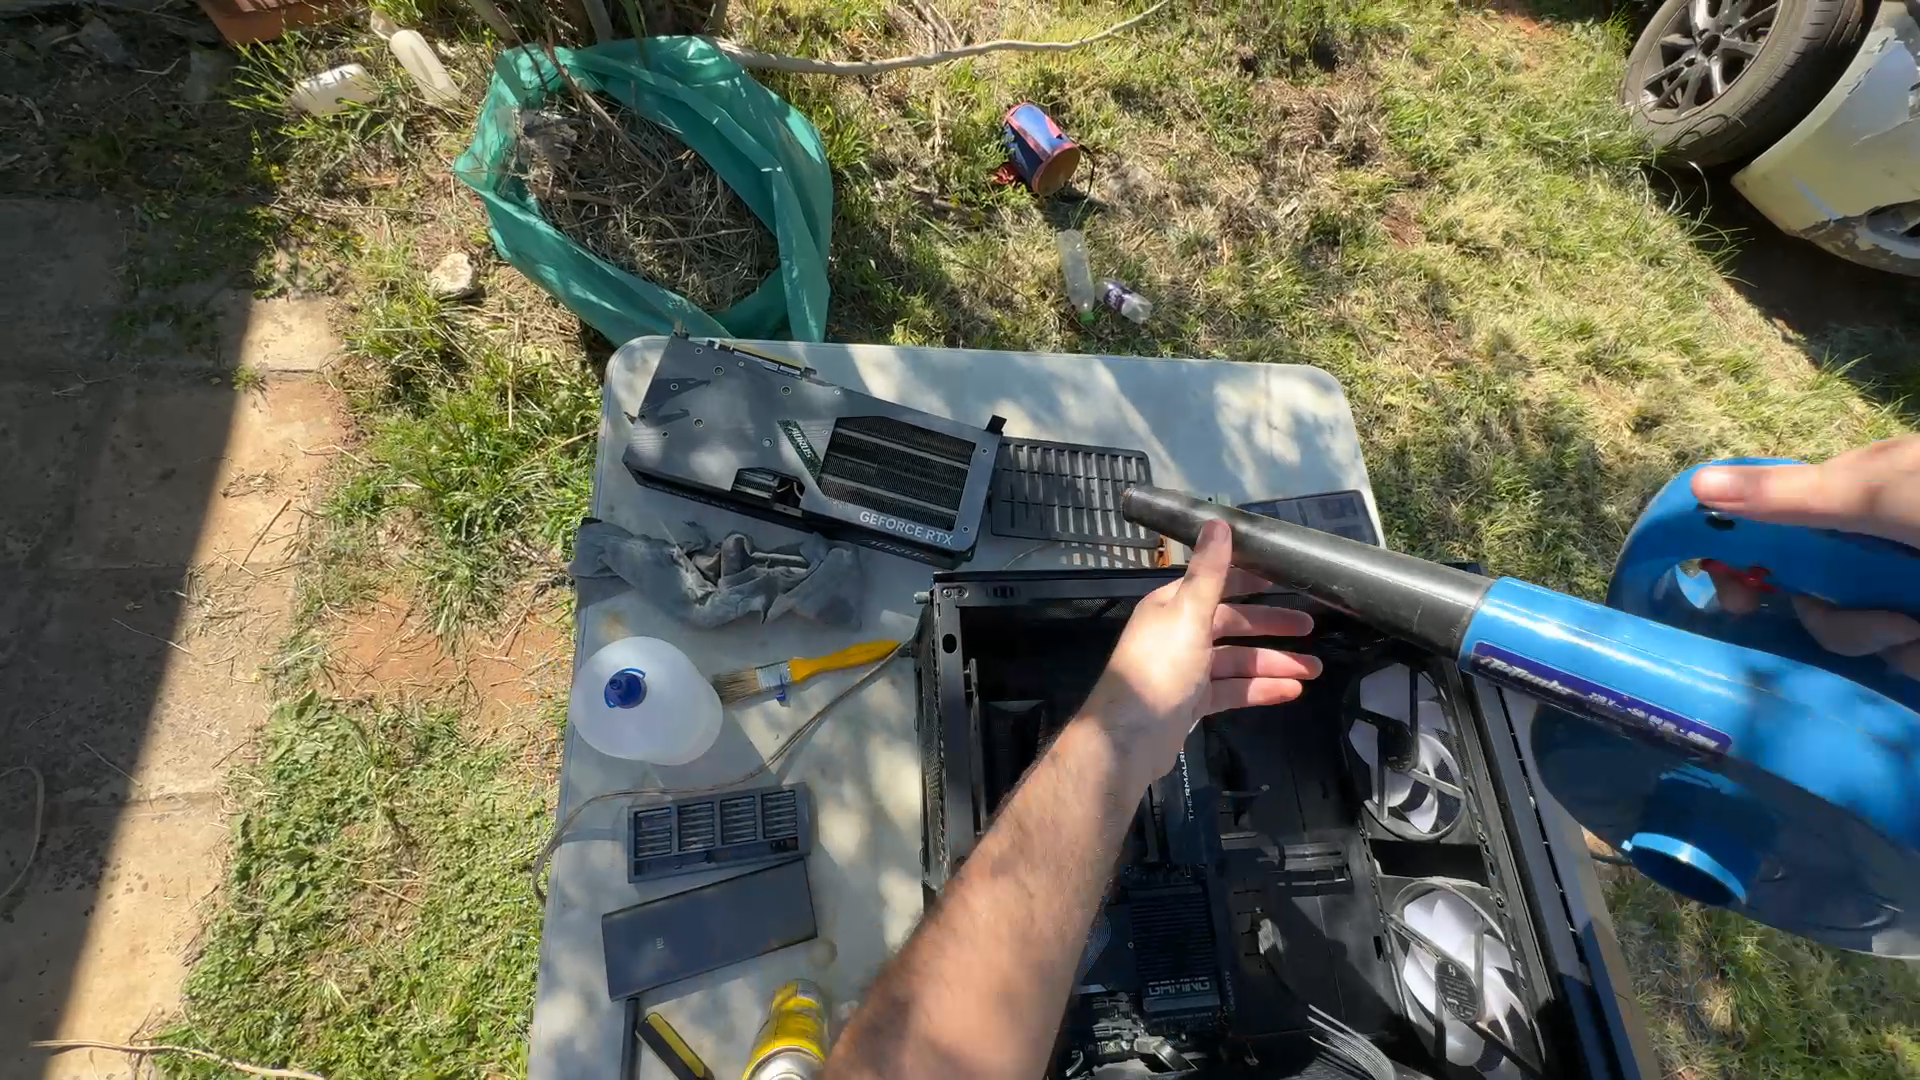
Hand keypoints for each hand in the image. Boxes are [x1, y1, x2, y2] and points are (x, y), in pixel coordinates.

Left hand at [1080, 519, 1322, 784]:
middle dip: (1270, 626)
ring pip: (1236, 661)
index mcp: (1171, 606)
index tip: (1286, 580)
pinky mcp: (1192, 701)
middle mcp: (1177, 633)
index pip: (1216, 584)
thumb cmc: (1159, 668)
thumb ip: (1209, 572)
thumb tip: (1218, 522)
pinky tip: (1292, 691)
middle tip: (1311, 628)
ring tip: (1314, 669)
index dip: (1249, 580)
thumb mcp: (1188, 614)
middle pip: (1230, 624)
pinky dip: (1260, 689)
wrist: (1129, 736)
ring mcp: (1185, 669)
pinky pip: (1232, 690)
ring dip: (1273, 662)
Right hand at [1691, 436, 1919, 678]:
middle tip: (1889, 626)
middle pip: (1813, 593)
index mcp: (1861, 502)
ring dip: (1890, 643)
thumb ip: (1791, 494)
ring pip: (1861, 631)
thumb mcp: (1891, 493)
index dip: (1744, 565)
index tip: (1737, 597)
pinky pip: (1908, 656)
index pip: (1772, 533)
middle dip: (1840, 620)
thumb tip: (1697, 483)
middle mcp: (1883, 546)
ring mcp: (1913, 588)